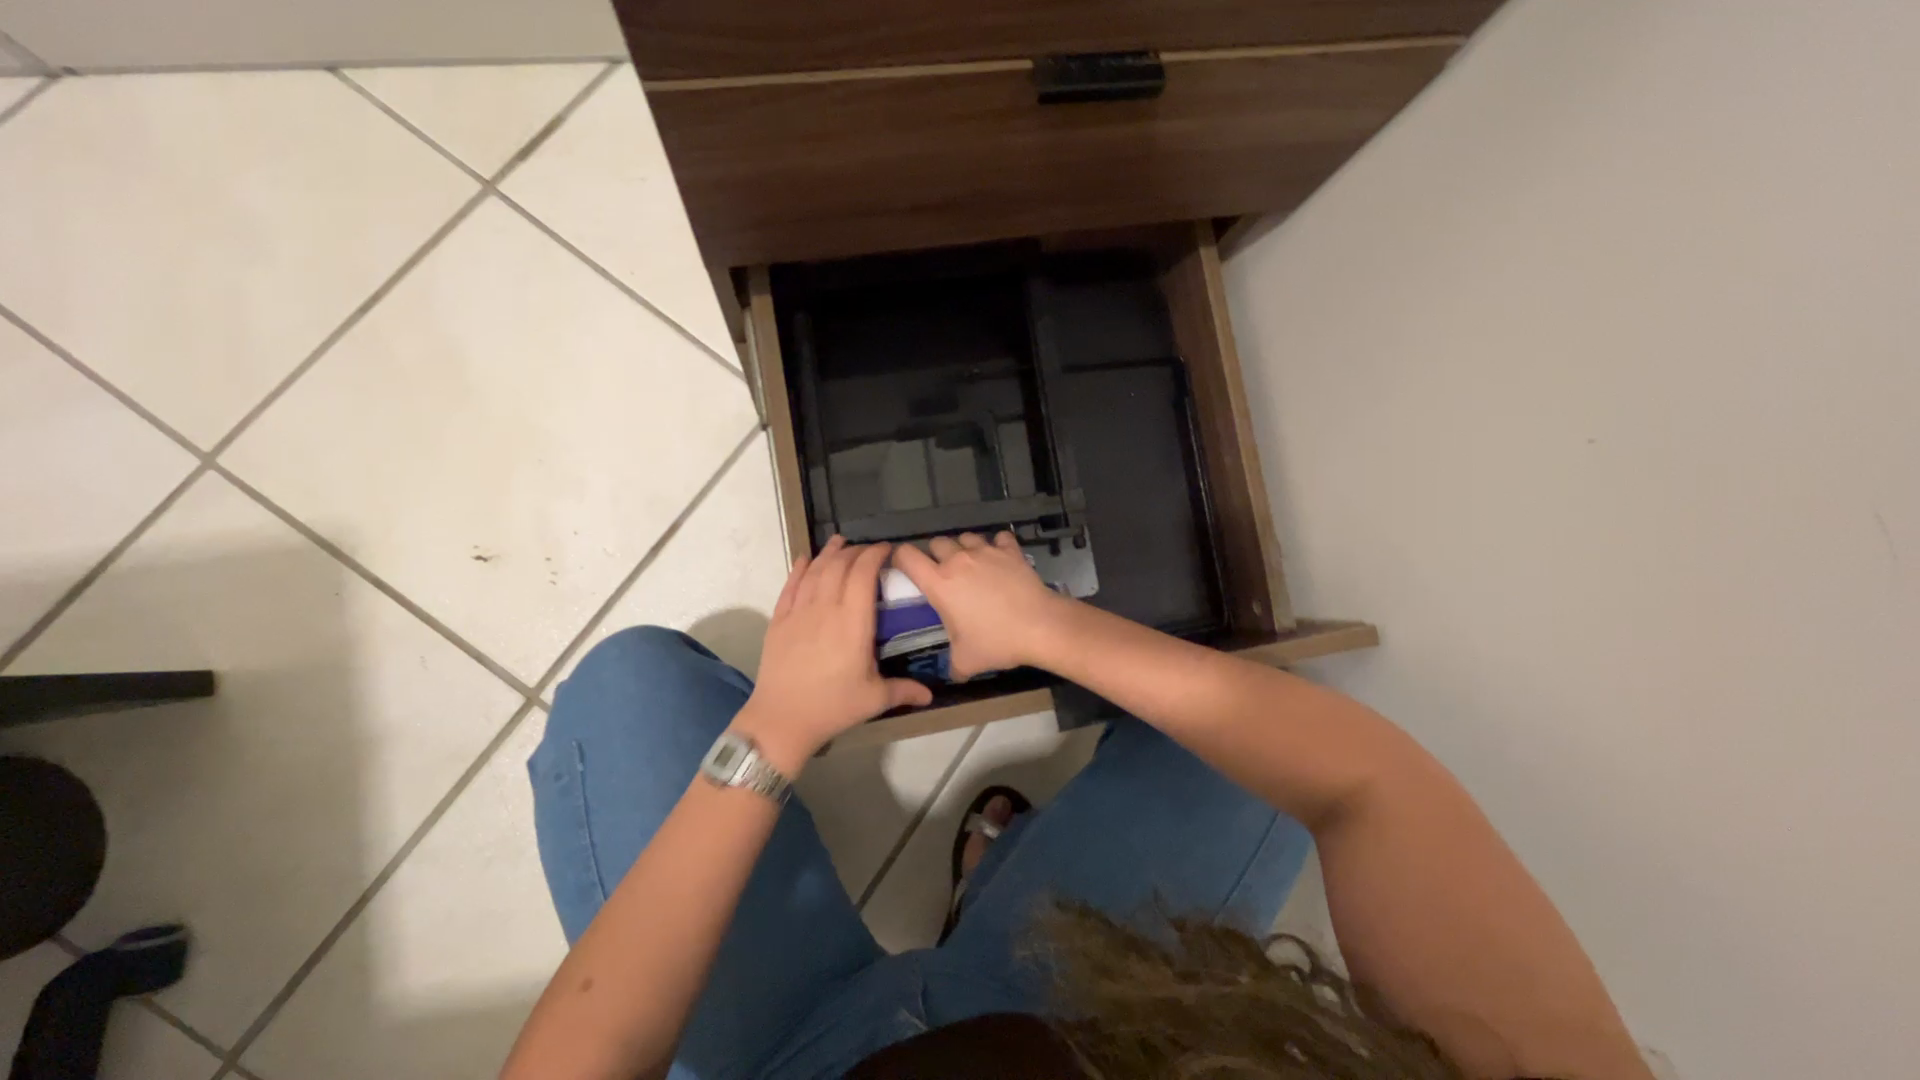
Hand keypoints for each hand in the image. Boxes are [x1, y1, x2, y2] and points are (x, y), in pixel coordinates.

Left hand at [733, 536, 933, 770]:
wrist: (782, 718)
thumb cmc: (833, 707)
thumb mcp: (874, 699)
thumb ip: (904, 690)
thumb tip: (930, 695)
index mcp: (853, 622)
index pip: (864, 574)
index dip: (874, 555)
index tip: (886, 549)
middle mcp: (826, 608)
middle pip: (839, 566)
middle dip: (855, 551)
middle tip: (867, 550)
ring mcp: (799, 612)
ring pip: (815, 571)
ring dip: (829, 553)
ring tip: (839, 542)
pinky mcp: (779, 620)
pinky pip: (790, 586)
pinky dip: (800, 569)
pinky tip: (806, 559)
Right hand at [891, 531, 1074, 679]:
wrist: (1040, 626)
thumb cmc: (996, 641)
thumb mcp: (966, 661)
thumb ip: (953, 666)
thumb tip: (953, 675)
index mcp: (940, 583)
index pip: (907, 556)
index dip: (900, 557)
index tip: (904, 567)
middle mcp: (958, 560)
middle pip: (936, 542)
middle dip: (935, 554)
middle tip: (943, 573)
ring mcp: (986, 552)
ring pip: (965, 537)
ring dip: (964, 548)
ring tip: (972, 565)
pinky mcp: (1010, 551)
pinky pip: (999, 538)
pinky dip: (997, 545)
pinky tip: (1001, 559)